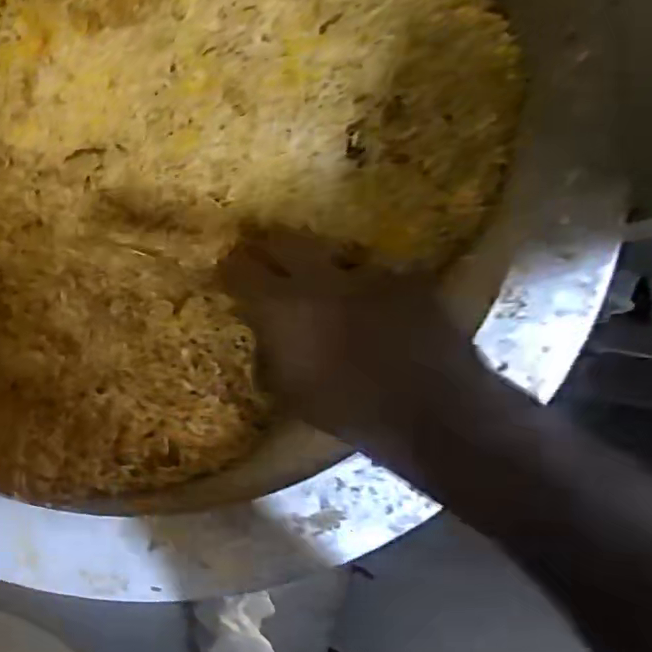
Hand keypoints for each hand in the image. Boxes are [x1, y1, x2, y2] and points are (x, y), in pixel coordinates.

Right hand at [220, 225, 490, 440]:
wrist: (430, 409)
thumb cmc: (340, 406)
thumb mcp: (284, 386)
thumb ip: (268, 347)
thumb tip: (261, 326)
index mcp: (281, 306)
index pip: (241, 271)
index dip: (229, 268)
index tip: (222, 270)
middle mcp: (322, 280)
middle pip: (286, 242)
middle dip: (267, 244)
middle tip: (256, 248)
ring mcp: (370, 276)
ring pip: (333, 254)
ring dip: (318, 262)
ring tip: (313, 274)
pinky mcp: (412, 283)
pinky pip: (375, 274)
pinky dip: (362, 284)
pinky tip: (363, 300)